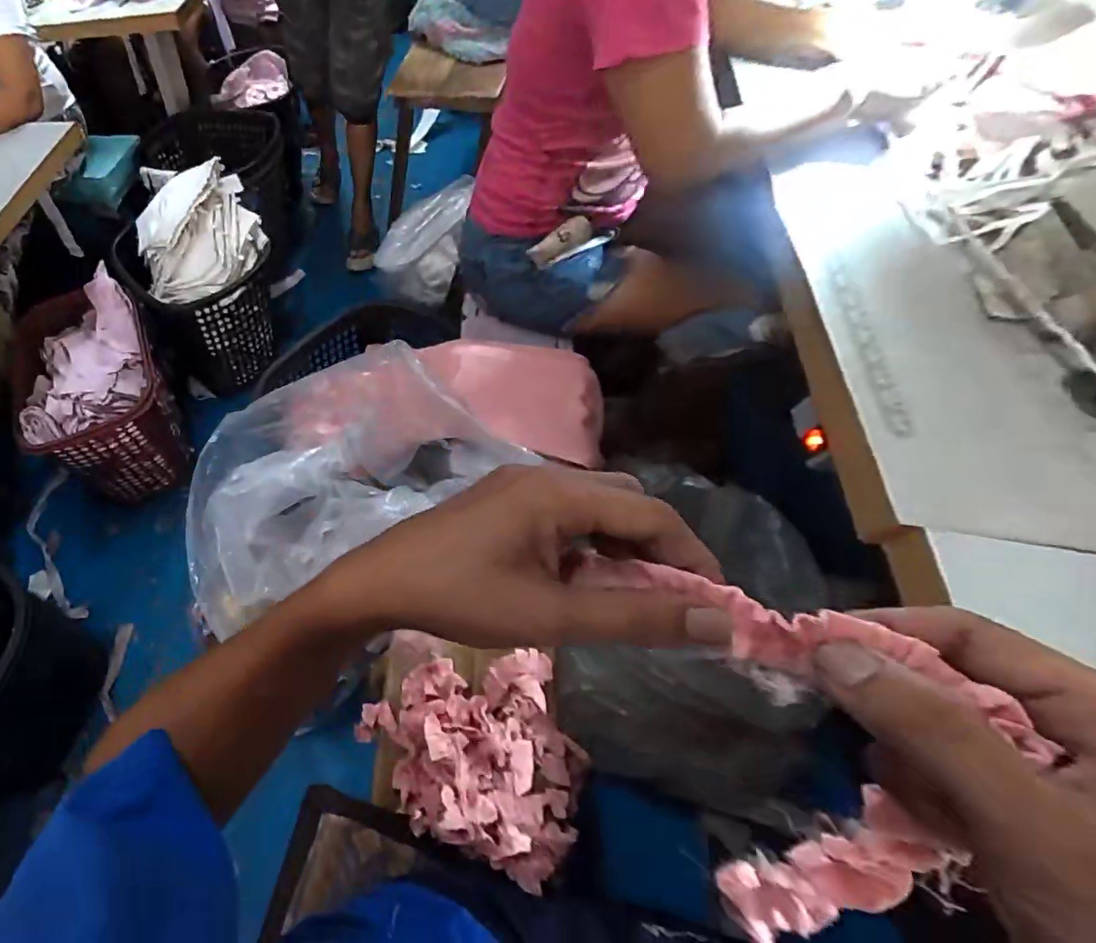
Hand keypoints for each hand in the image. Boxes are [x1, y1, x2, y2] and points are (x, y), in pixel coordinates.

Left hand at [307, 465, 721, 648]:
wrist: (379, 582)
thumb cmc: (463, 598)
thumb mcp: (552, 616)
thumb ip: (634, 616)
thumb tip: (715, 623)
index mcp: (559, 491)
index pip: (651, 511)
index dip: (692, 556)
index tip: (716, 603)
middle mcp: (544, 474)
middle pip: (625, 500)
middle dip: (658, 547)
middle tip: (673, 601)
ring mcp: (518, 483)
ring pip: (594, 505)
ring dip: (621, 544)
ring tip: (631, 595)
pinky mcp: (502, 499)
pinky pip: (563, 512)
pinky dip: (587, 542)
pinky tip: (580, 578)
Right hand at [810, 608, 1095, 942]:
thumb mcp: (1034, 832)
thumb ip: (931, 731)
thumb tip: (830, 649)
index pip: (979, 639)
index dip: (888, 632)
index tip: (813, 643)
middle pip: (974, 693)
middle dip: (902, 710)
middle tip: (837, 725)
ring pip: (974, 746)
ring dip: (921, 765)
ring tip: (902, 802)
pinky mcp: (1090, 843)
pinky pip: (993, 794)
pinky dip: (949, 802)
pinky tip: (930, 827)